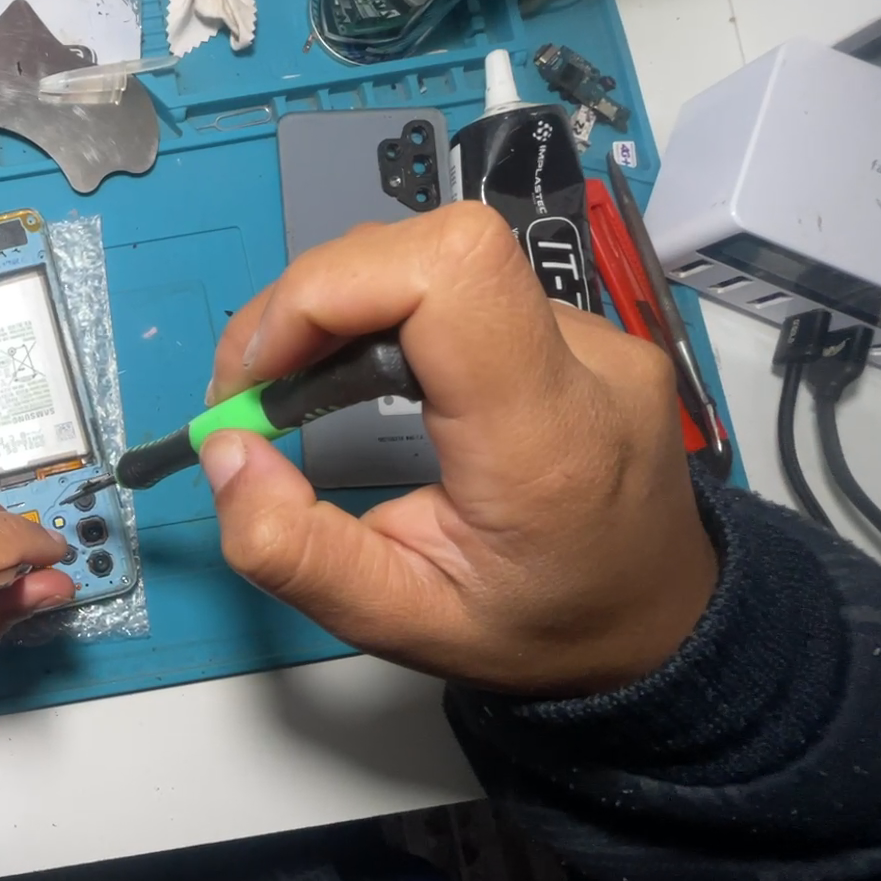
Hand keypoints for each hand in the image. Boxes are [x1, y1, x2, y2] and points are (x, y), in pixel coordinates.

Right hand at [204, 203, 715, 695]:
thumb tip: (226, 449)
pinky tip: (336, 374)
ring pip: (422, 257)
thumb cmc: (527, 630)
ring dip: (322, 308)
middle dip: (301, 305)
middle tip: (249, 392)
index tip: (259, 376)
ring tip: (283, 386)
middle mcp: (579, 357)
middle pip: (423, 250)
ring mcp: (580, 332)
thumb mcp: (391, 623)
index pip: (448, 272)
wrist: (655, 624)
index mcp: (543, 435)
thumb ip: (293, 553)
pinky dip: (358, 314)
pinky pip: (438, 283)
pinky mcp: (559, 328)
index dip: (324, 294)